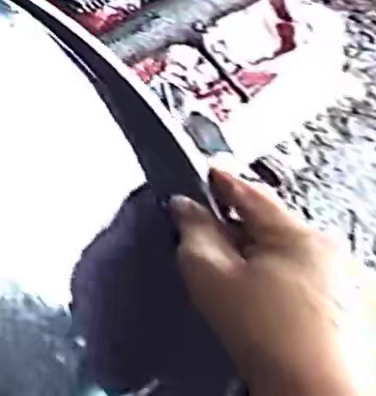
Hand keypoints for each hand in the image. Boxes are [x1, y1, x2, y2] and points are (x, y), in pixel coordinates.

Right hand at [171, 168, 374, 395]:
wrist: (319, 392)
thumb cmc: (267, 333)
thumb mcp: (204, 266)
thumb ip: (192, 226)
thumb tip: (187, 206)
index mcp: (306, 239)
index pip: (246, 191)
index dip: (212, 179)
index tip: (196, 170)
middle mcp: (345, 260)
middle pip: (272, 225)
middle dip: (236, 229)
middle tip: (204, 243)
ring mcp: (362, 291)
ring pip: (293, 255)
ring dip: (263, 258)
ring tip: (238, 283)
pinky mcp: (366, 317)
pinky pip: (315, 282)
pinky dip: (286, 283)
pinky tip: (268, 305)